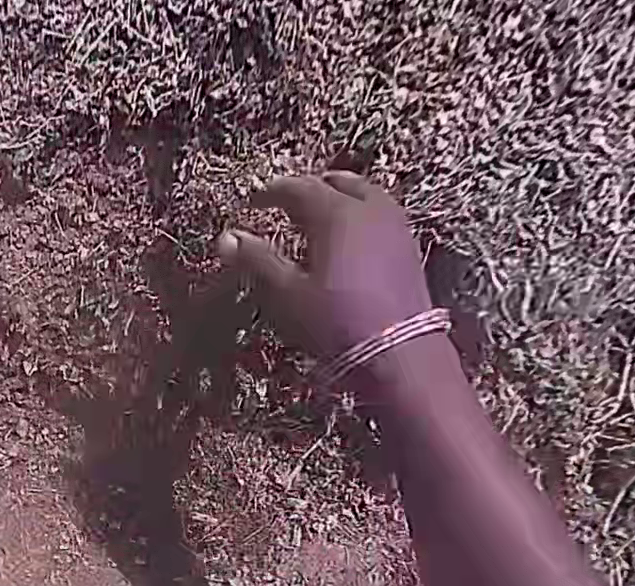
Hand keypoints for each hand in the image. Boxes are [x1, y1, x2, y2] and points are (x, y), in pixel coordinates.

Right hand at [217, 172, 434, 361]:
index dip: (272, 193)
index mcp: (335, 213)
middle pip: (335, 183)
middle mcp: (369, 208)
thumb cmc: (335, 323)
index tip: (255, 202)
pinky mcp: (408, 247)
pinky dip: (358, 217)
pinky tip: (348, 241)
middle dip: (308, 190)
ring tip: (318, 220)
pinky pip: (379, 215)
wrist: (397, 352)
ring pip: (362, 195)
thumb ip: (258, 260)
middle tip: (287, 205)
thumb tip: (226, 238)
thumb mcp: (289, 294)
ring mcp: (395, 225)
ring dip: (337, 200)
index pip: (298, 188)